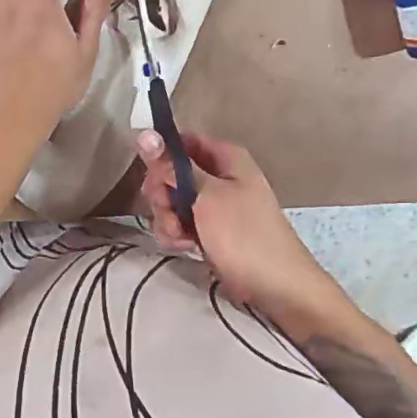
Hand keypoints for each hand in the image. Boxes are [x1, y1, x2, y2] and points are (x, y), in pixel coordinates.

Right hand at [137, 130, 359, 340]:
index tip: (152, 174)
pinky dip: (174, 234)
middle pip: (168, 173)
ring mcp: (209, 204)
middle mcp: (216, 176)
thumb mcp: (206, 195)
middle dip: (161, 194)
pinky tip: (184, 245)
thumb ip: (172, 166)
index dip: (161, 155)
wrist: (272, 284)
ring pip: (167, 201)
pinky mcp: (203, 228)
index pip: (180, 141)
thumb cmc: (244, 233)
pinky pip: (174, 222)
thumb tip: (144, 133)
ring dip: (166, 219)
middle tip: (169, 209)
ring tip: (181, 235)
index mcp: (225, 157)